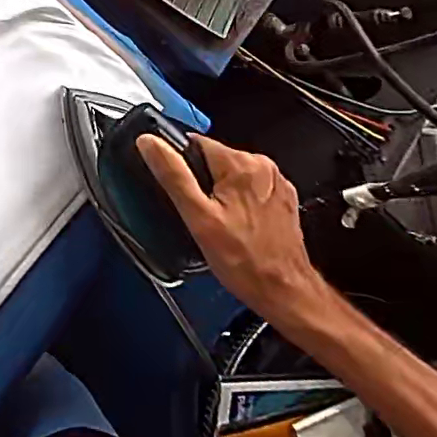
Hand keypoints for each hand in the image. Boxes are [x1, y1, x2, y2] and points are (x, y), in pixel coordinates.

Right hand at [137, 133, 329, 324]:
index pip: (196, 143)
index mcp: (241, 164)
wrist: (286, 293)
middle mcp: (263, 166)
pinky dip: (241, 202)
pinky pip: (250, 188)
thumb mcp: (197, 217)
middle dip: (204, 183)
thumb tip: (150, 143)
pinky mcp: (283, 198)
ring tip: (224, 224)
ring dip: (222, 194)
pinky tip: (241, 227)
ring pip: (231, 174)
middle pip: (214, 159)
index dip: (184, 167)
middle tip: (206, 215)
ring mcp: (276, 182)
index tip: (188, 194)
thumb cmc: (245, 261)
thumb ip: (172, 174)